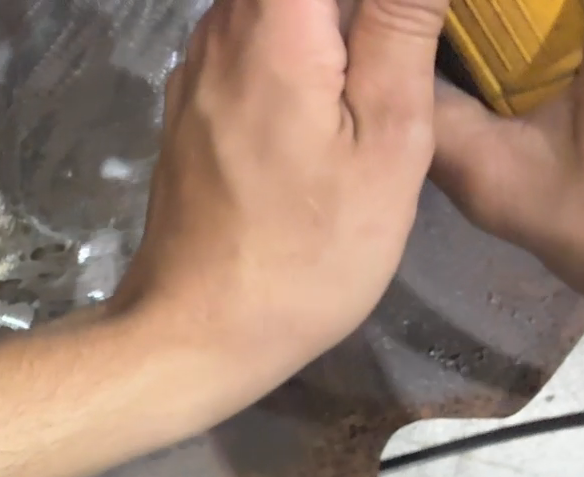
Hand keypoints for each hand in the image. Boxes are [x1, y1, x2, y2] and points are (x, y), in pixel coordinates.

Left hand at [117, 0, 450, 406]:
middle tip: (396, 38)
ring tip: (378, 50)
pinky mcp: (181, 126)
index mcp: (269, 33)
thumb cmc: (301, 258)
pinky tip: (327, 78)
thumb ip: (402, 25)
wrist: (191, 336)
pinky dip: (284, 40)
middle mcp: (211, 46)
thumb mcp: (385, 141)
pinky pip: (234, 47)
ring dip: (320, 18)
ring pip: (257, 6)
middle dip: (348, 7)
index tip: (399, 26)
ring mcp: (187, 88)